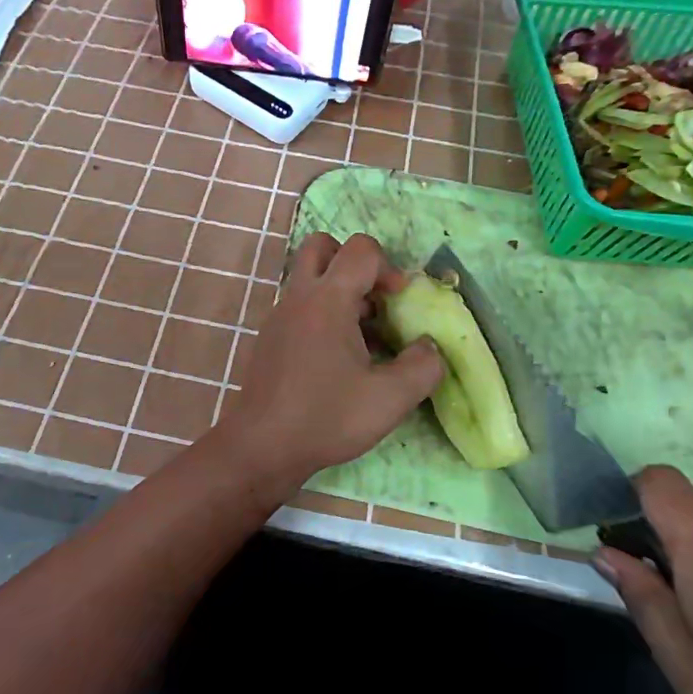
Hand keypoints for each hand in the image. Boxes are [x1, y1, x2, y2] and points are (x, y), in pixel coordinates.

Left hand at [211, 233, 442, 496]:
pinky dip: (322, 316)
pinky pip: (299, 307)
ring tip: (364, 337)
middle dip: (354, 263)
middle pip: (322, 247)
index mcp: (326, 301)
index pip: (360, 250)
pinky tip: (340, 359)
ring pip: (308, 279)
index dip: (389, 267)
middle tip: (375, 300)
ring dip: (339, 292)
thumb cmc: (325, 418)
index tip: (400, 302)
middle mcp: (297, 298)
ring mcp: (278, 317)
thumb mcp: (390, 399)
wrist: (262, 445)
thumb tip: (430, 347)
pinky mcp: (270, 338)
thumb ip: (422, 366)